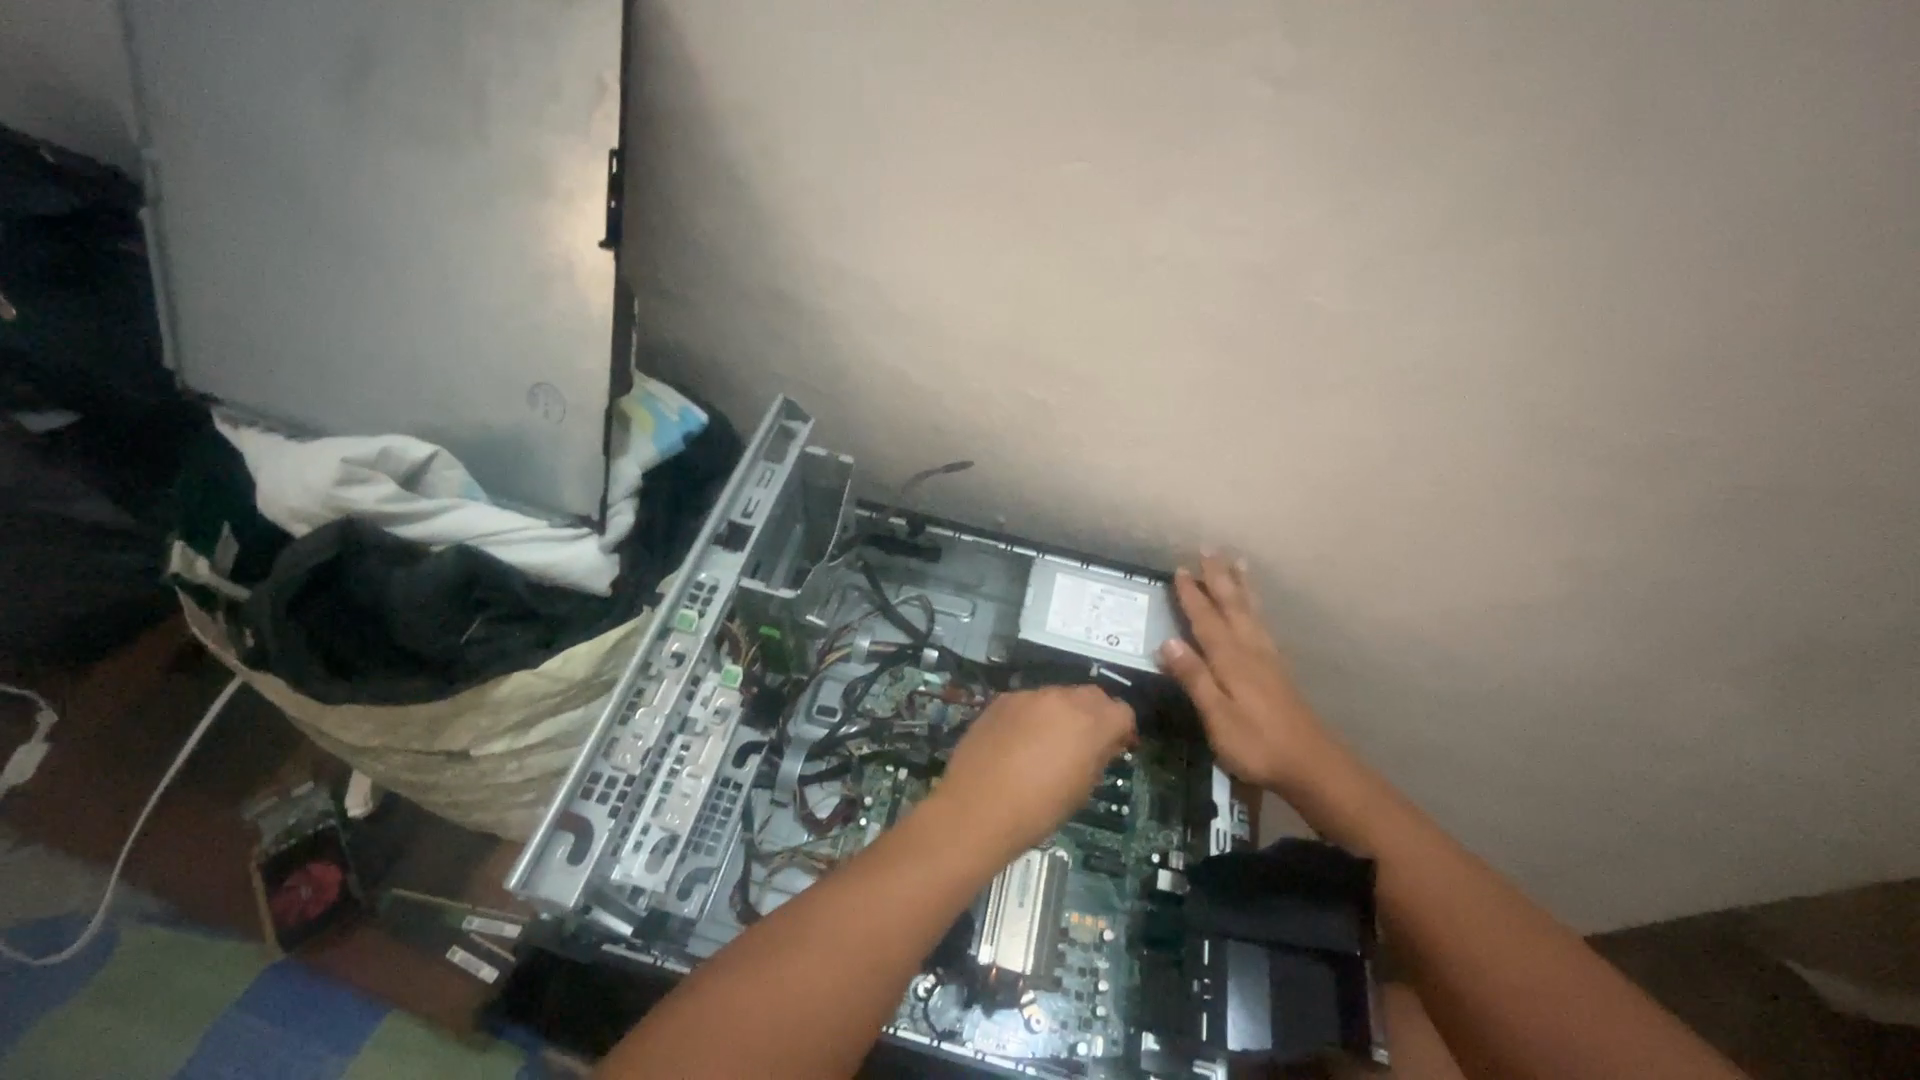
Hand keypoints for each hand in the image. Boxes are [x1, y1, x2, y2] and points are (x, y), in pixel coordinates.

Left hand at [929, 686, 1135, 856]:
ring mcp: (1029, 696)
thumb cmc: (1039, 810)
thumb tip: (1102, 744)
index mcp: (1092, 723)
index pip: (1122, 712)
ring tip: (1046, 743)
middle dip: (1095, 715)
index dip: (1122, 730)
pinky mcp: (1001, 700)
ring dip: (1061, 713)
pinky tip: (1017, 742)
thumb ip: (1098, 757)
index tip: (1115, 748)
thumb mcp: (1081, 789)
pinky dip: (1032, 716)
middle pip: (1092, 696)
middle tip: (1085, 743)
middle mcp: (1063, 699)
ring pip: (1058, 696)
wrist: (977, 809)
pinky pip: (1028, 702)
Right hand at [1158, 553, 1335, 794]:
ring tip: (1238, 562)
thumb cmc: (1256, 744)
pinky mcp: (1278, 671)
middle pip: (1232, 606)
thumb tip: (1166, 641)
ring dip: (1241, 586)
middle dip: (1219, 577)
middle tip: (1209, 549)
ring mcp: (1268, 659)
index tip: (1181, 569)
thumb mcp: (1216, 716)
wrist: (1311, 764)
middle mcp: (1250, 650)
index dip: (1192, 595)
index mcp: (1230, 660)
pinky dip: (1255, 608)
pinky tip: (1255, 609)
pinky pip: (1263, 625)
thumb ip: (1193, 678)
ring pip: (1251, 612)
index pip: (1206, 620)